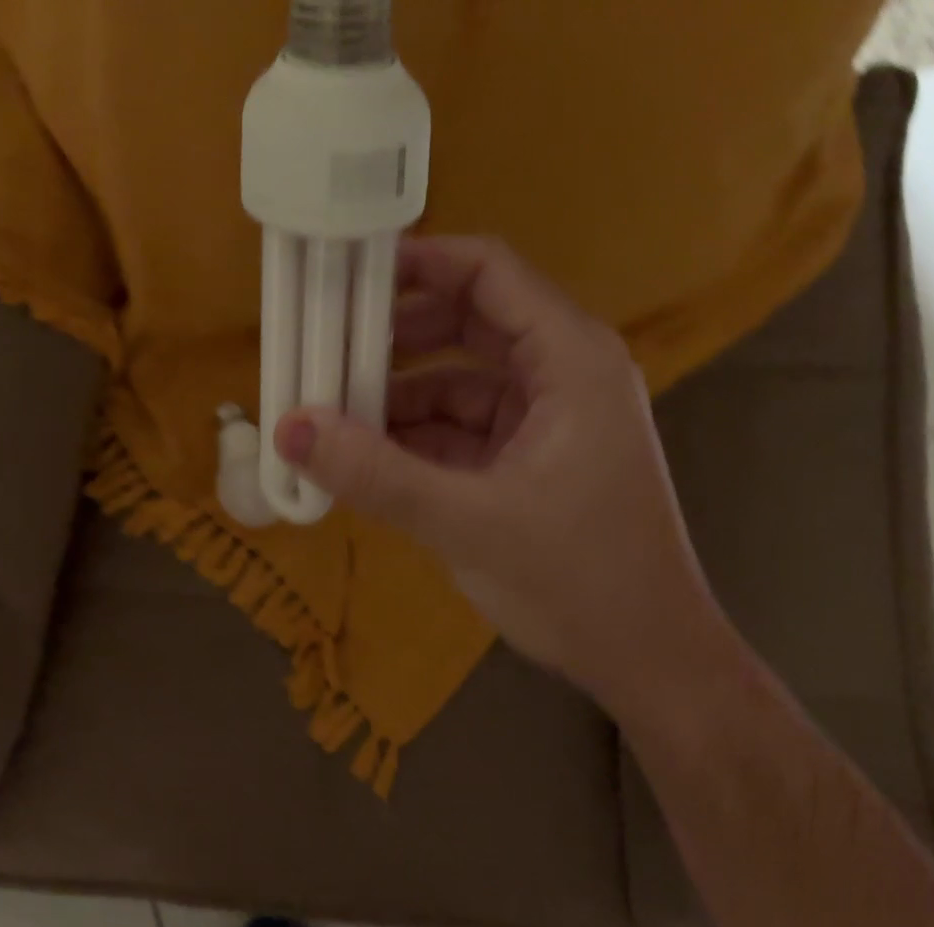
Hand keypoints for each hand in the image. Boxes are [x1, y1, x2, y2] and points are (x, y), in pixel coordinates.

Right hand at [276, 235, 724, 705]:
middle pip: (469, 324)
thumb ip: (377, 474)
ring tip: (329, 413)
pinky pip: (464, 432)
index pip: (488, 273)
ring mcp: (548, 422)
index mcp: (571, 360)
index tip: (343, 274)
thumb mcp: (469, 522)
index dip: (416, 263)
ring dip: (398, 398)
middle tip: (323, 348)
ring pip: (460, 384)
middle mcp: (563, 375)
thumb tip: (287, 428)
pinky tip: (365, 459)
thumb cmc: (578, 578)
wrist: (646, 657)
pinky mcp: (532, 464)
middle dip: (395, 337)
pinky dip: (418, 441)